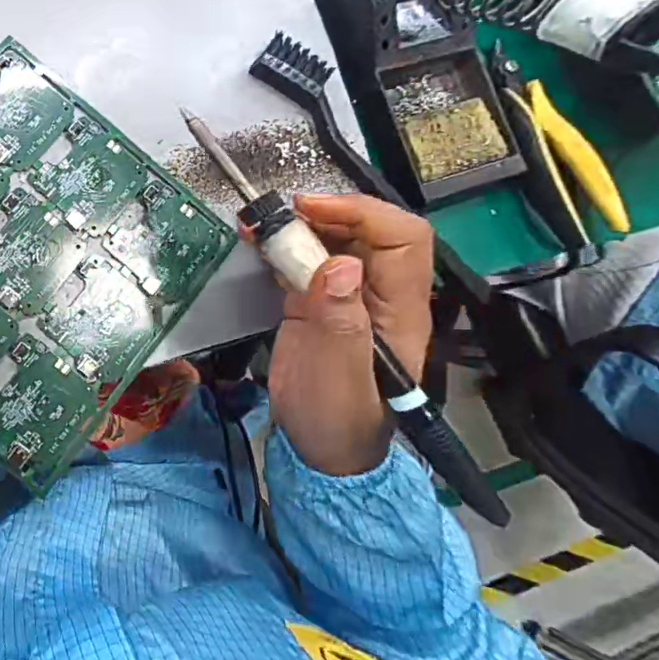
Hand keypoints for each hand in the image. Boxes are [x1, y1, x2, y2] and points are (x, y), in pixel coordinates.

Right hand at [265, 193, 435, 474]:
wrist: (320, 450)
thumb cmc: (338, 421)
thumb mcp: (340, 378)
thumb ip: (341, 324)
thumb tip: (339, 265)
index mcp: (400, 308)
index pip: (401, 239)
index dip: (361, 212)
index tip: (310, 209)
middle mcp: (376, 294)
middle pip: (367, 232)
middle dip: (324, 213)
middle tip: (275, 216)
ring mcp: (344, 298)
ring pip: (332, 243)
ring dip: (297, 227)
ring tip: (257, 226)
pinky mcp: (314, 306)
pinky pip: (303, 264)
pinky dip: (279, 248)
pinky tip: (256, 245)